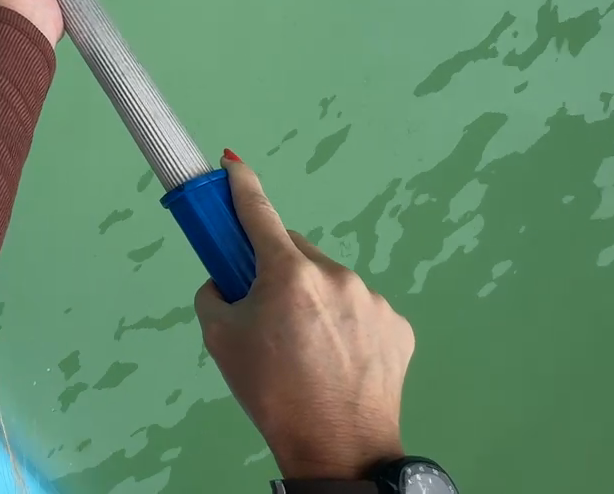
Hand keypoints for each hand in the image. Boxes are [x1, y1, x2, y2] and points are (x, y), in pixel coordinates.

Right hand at [194, 152, 414, 479]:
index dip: (240, 182)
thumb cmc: (270, 390)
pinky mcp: (397, 325)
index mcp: (288, 274)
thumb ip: (216, 289)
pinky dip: (337, 315)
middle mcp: (335, 277)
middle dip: (271, 261)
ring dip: (306, 290)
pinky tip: (332, 350)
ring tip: (301, 339)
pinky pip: (354, 303)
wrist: (339, 450)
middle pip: (290, 247)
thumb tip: (227, 276)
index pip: (257, 210)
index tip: (231, 161)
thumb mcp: (218, 333)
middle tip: (260, 298)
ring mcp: (372, 300)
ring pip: (323, 277)